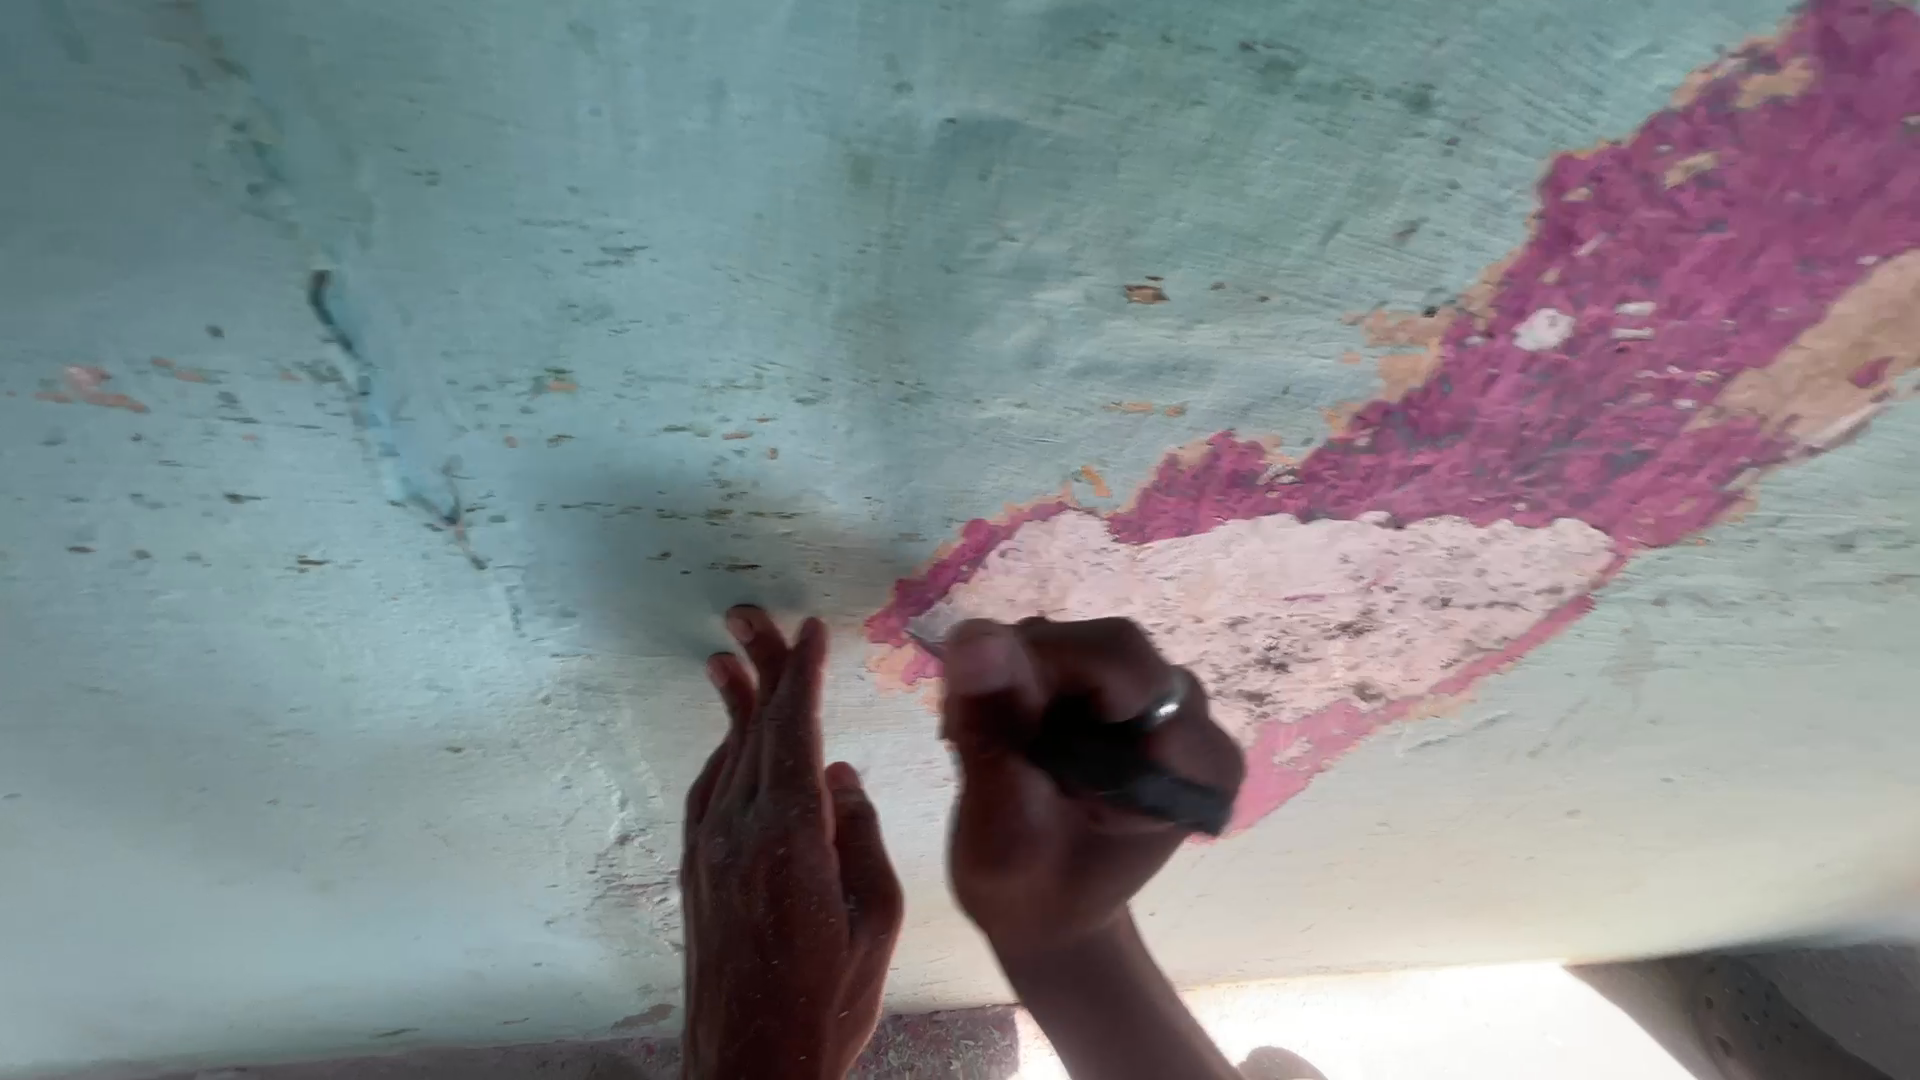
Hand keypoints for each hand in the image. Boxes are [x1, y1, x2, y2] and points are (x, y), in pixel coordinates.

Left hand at [680, 608, 903, 1079]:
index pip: (797, 732)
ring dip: (736, 702)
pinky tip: (730, 738)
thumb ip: (860, 835)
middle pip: (755, 728)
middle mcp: (742, 831)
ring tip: (730, 657)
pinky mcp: (696, 872)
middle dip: (763, 666)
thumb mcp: (874, 920)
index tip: (811, 630)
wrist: (748, 1073)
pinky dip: (723, 752)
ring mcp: (710, 850)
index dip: (803, 674)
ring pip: (728, 755)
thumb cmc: (828, 1001)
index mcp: (793, 836)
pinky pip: (709, 792)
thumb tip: (841, 774)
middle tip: (751, 615)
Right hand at [939, 617, 1244, 960]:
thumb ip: (993, 731)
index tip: (978, 724)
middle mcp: (1193, 717)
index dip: (1038, 672)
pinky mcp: (1127, 689)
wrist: (1046, 907)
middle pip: (1101, 646)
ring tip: (987, 742)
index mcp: (1195, 762)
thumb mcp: (999, 828)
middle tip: (972, 735)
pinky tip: (1005, 728)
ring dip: (1017, 679)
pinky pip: (1069, 652)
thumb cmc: (1029, 892)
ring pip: (1078, 643)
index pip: (1119, 663)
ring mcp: (1162, 698)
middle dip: (1024, 678)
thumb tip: (976, 635)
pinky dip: (1022, 680)